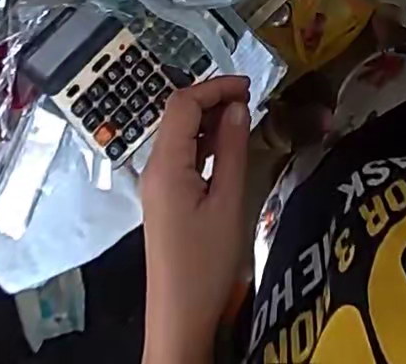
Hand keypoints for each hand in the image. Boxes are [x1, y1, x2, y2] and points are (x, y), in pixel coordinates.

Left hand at [141, 75, 252, 363]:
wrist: (180, 319)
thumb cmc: (206, 263)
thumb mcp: (228, 202)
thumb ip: (233, 149)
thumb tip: (239, 106)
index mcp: (166, 165)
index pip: (183, 103)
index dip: (215, 86)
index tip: (249, 86)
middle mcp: (155, 167)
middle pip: (178, 114)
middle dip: (213, 98)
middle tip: (250, 98)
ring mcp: (157, 182)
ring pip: (180, 132)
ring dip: (210, 118)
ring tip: (244, 116)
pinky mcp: (164, 196)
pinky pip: (182, 153)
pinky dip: (204, 140)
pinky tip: (228, 145)